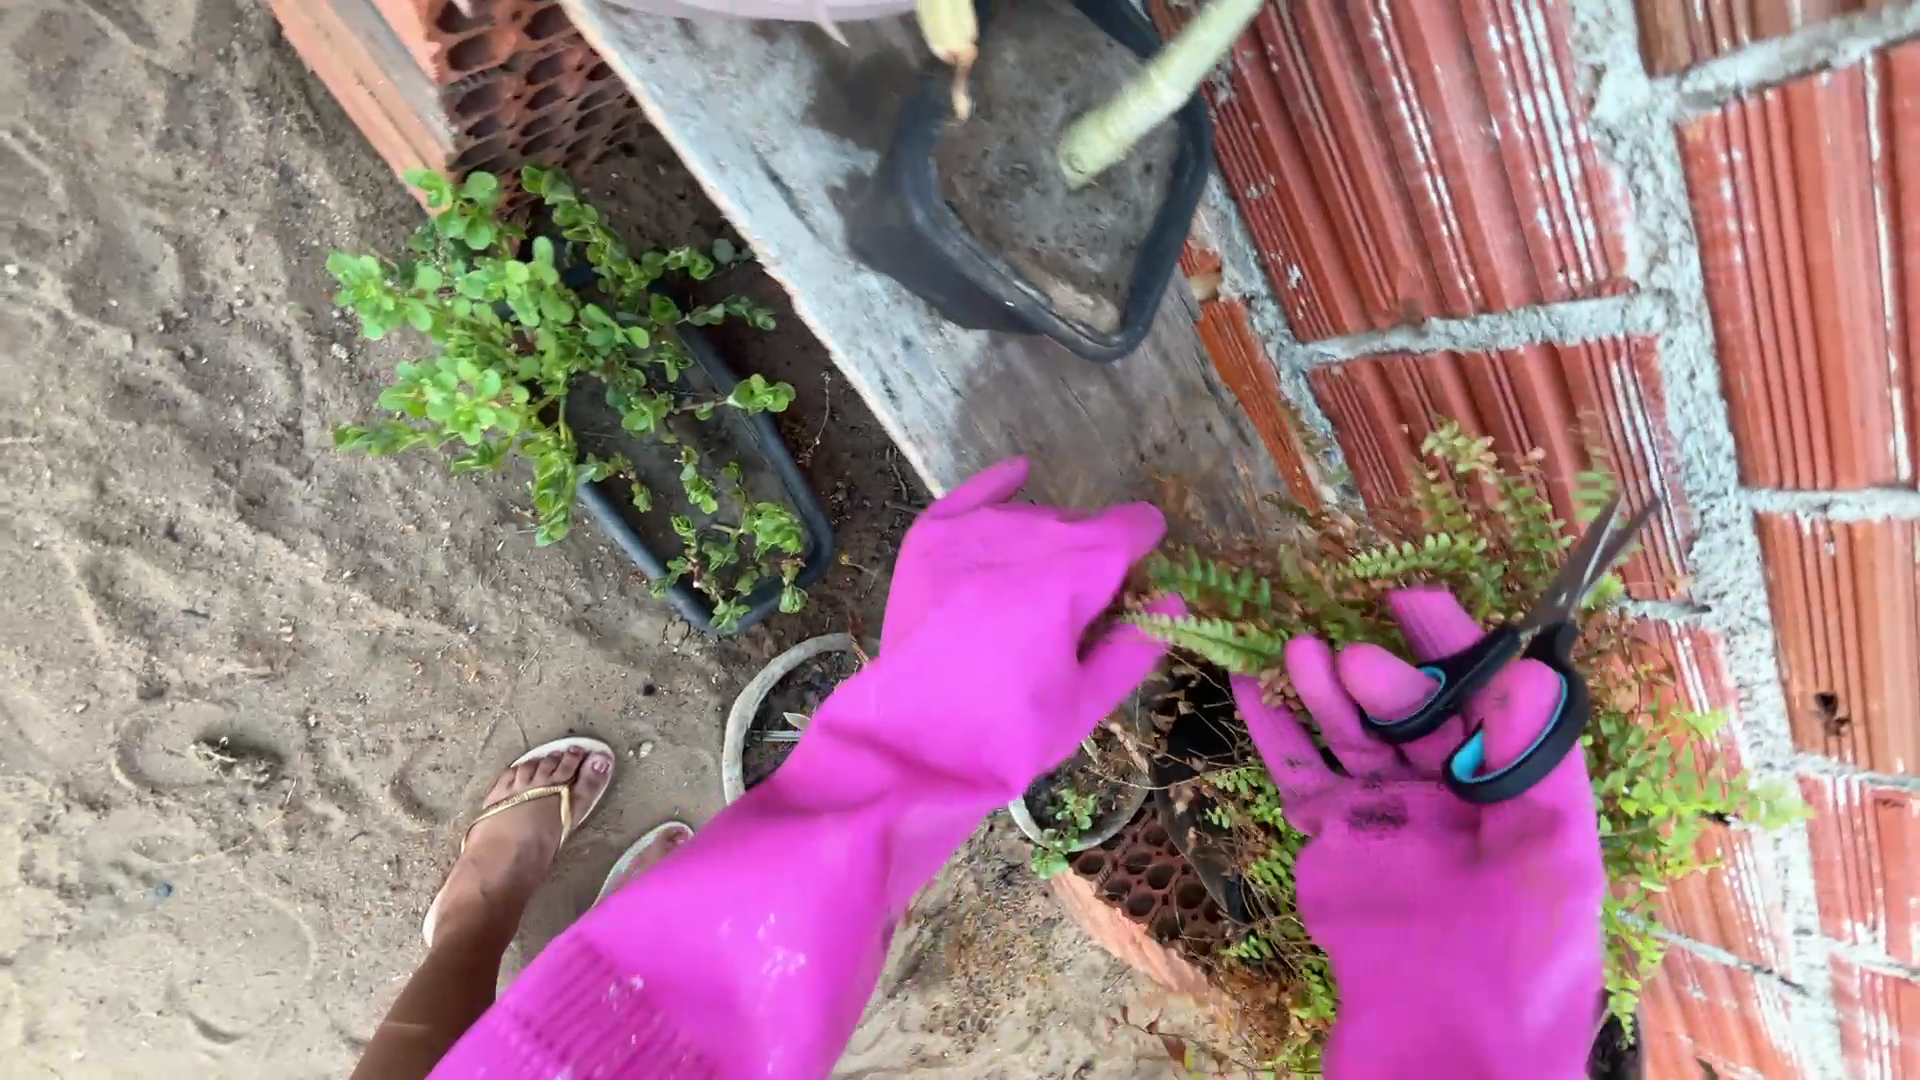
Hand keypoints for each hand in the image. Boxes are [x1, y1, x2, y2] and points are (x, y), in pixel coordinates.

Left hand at [844, 456, 1172, 790]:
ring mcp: (971, 532)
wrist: (911, 744)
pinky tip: (1019, 474)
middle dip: (1091, 557)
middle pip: (1081, 524)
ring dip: (1046, 543)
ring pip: (1032, 516)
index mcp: (1071, 575)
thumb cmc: (1008, 733)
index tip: (1139, 572)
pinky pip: (973, 494)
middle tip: (1071, 613)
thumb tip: (1174, 601)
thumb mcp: (1086, 703)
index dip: (1144, 546)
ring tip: (1028, 594)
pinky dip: (999, 487)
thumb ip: (1135, 646)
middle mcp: (1023, 537)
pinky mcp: (929, 539)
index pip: (1131, 526)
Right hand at [1233, 587, 1604, 1078]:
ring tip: (1291, 650)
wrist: (1440, 1040)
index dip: (1453, 647)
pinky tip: (1250, 686)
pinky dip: (1272, 727)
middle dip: (1379, 676)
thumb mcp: (1554, 861)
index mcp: (1506, 790)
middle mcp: (1442, 788)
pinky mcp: (1327, 828)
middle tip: (1350, 658)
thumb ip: (1537, 764)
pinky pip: (1295, 767)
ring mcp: (1378, 805)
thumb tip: (1530, 672)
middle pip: (1405, 711)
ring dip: (1319, 688)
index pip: (1479, 699)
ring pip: (1345, 730)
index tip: (1413, 601)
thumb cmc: (1519, 959)